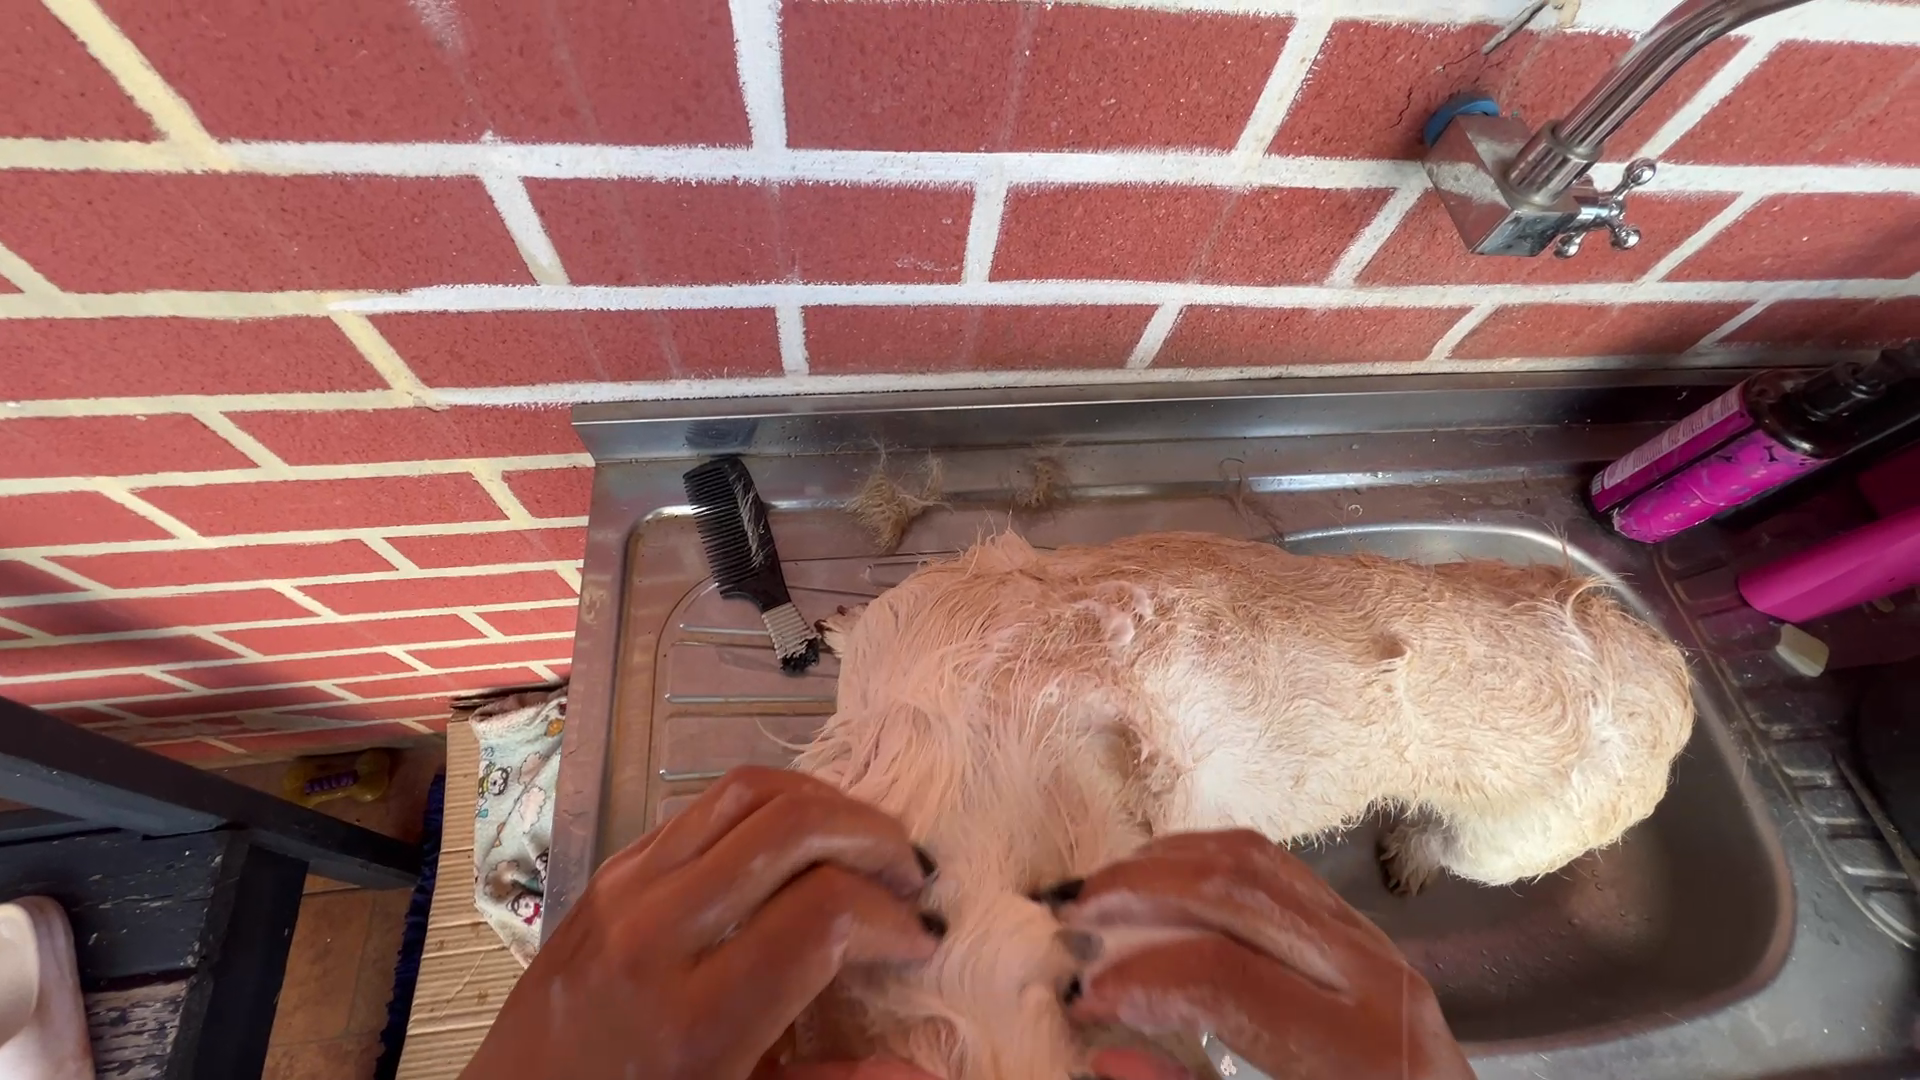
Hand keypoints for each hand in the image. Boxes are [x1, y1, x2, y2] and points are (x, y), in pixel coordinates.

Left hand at [463, 767, 943, 1079]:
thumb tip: (930, 1071)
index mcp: (694, 1022)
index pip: (824, 914)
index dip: (891, 917)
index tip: (919, 939)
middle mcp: (658, 933)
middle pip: (793, 827)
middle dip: (873, 835)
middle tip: (910, 873)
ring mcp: (627, 886)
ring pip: (751, 792)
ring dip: (828, 802)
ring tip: (866, 839)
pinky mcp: (613, 866)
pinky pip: (708, 805)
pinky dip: (774, 804)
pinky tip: (802, 838)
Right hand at [1056, 830, 1473, 1079]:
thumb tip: (1102, 1049)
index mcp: (1357, 1048)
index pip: (1225, 977)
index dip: (1143, 975)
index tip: (1086, 992)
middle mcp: (1369, 972)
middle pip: (1234, 891)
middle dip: (1139, 892)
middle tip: (1078, 913)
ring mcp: (1365, 932)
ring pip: (1248, 857)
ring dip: (1165, 862)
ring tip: (1107, 887)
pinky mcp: (1351, 917)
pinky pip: (1267, 858)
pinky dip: (1200, 855)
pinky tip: (1159, 873)